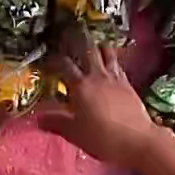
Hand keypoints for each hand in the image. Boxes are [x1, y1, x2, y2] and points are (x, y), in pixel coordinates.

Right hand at [37, 41, 160, 168]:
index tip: (48, 59)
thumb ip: (56, 123)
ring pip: (107, 53)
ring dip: (99, 46)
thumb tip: (38, 118)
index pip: (64, 65)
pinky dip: (113, 59)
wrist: (136, 139)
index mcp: (80, 86)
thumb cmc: (102, 138)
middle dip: (78, 42)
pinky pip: (118, 65)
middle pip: (88, 51)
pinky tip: (111, 62)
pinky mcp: (128, 84)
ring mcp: (115, 78)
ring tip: (94, 42)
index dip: (55, 59)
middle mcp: (97, 77)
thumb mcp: (75, 133)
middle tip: (72, 35)